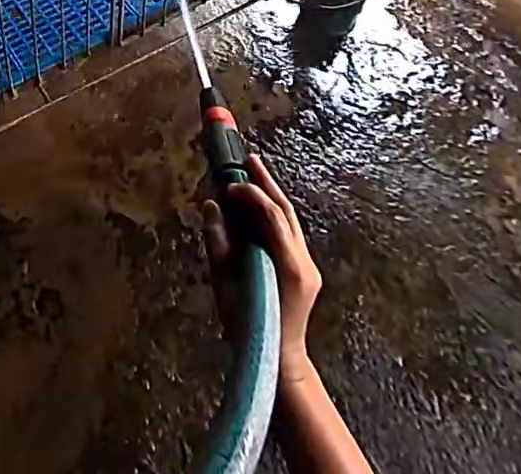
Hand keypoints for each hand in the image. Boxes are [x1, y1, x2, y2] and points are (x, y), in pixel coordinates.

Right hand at [199, 154, 322, 379]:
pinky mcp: (304, 269)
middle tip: (248, 158)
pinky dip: (273, 214)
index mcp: (289, 265)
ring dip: (271, 194)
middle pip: (287, 211)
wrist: (278, 361)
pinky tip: (259, 205)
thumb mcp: (225, 285)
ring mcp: (308, 265)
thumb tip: (211, 206)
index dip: (251, 194)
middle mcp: (304, 261)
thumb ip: (218, 243)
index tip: (229, 186)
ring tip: (254, 171)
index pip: (272, 215)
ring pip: (290, 219)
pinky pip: (289, 232)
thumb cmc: (248, 327)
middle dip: (267, 182)